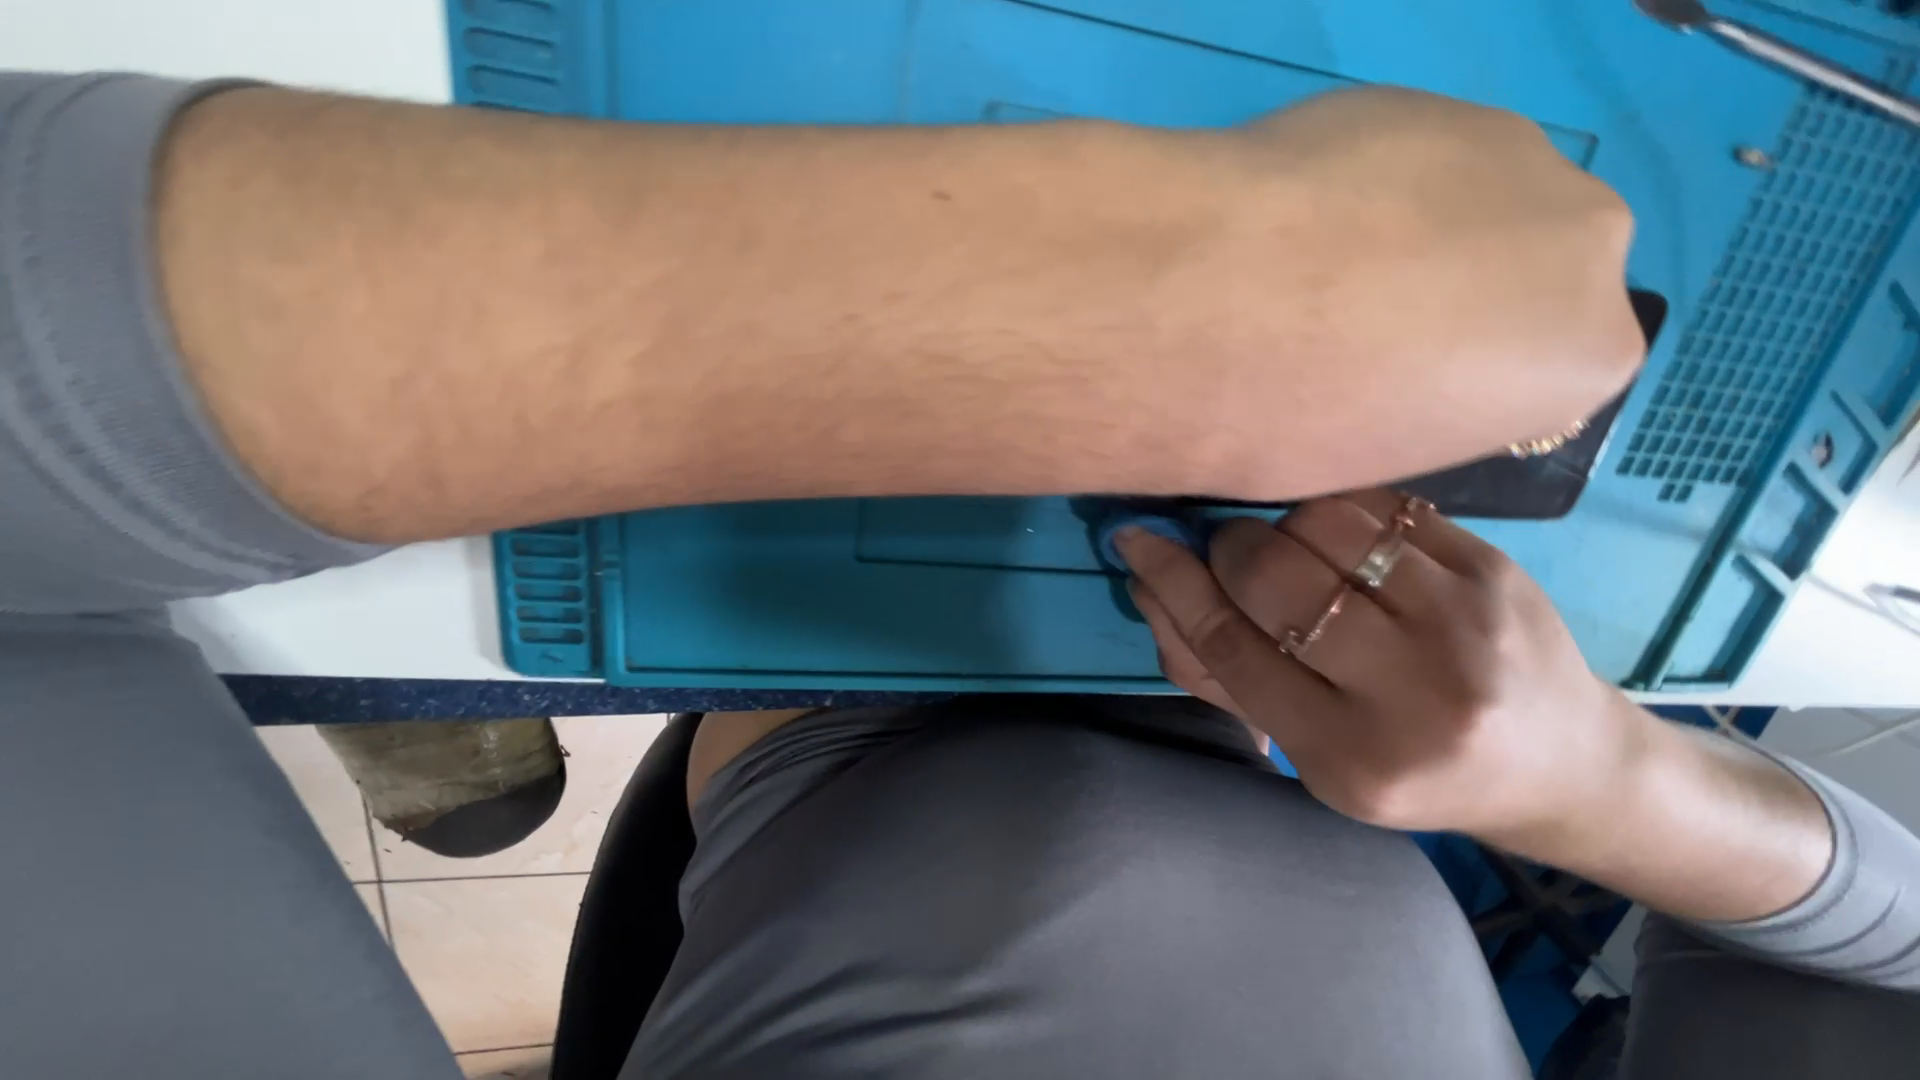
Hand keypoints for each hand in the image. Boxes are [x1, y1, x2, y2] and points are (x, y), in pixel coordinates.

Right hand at [1117, 490, 1656, 841]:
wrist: (1562, 763)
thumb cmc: (1411, 767)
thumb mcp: (1309, 752)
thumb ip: (1222, 677)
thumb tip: (1151, 584)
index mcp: (1354, 757)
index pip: (1232, 646)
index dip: (1173, 584)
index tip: (1137, 539)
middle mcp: (1415, 691)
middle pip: (1272, 577)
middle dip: (1228, 549)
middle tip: (1228, 553)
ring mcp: (1464, 620)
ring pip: (1323, 524)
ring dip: (1281, 524)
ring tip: (1290, 549)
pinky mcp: (1494, 565)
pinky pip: (1377, 502)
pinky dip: (1333, 511)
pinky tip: (1338, 538)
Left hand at [1135, 86, 1643, 499]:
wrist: (1213, 306)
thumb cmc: (1293, 421)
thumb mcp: (1367, 457)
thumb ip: (1419, 409)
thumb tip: (1388, 376)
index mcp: (1584, 359)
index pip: (1537, 371)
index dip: (1452, 380)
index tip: (1383, 386)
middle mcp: (1588, 245)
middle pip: (1522, 273)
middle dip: (1447, 295)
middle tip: (1343, 322)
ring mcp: (1516, 153)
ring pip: (1473, 202)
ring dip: (1408, 230)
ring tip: (1307, 262)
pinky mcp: (1430, 99)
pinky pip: (1406, 157)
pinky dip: (1358, 186)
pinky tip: (1289, 213)